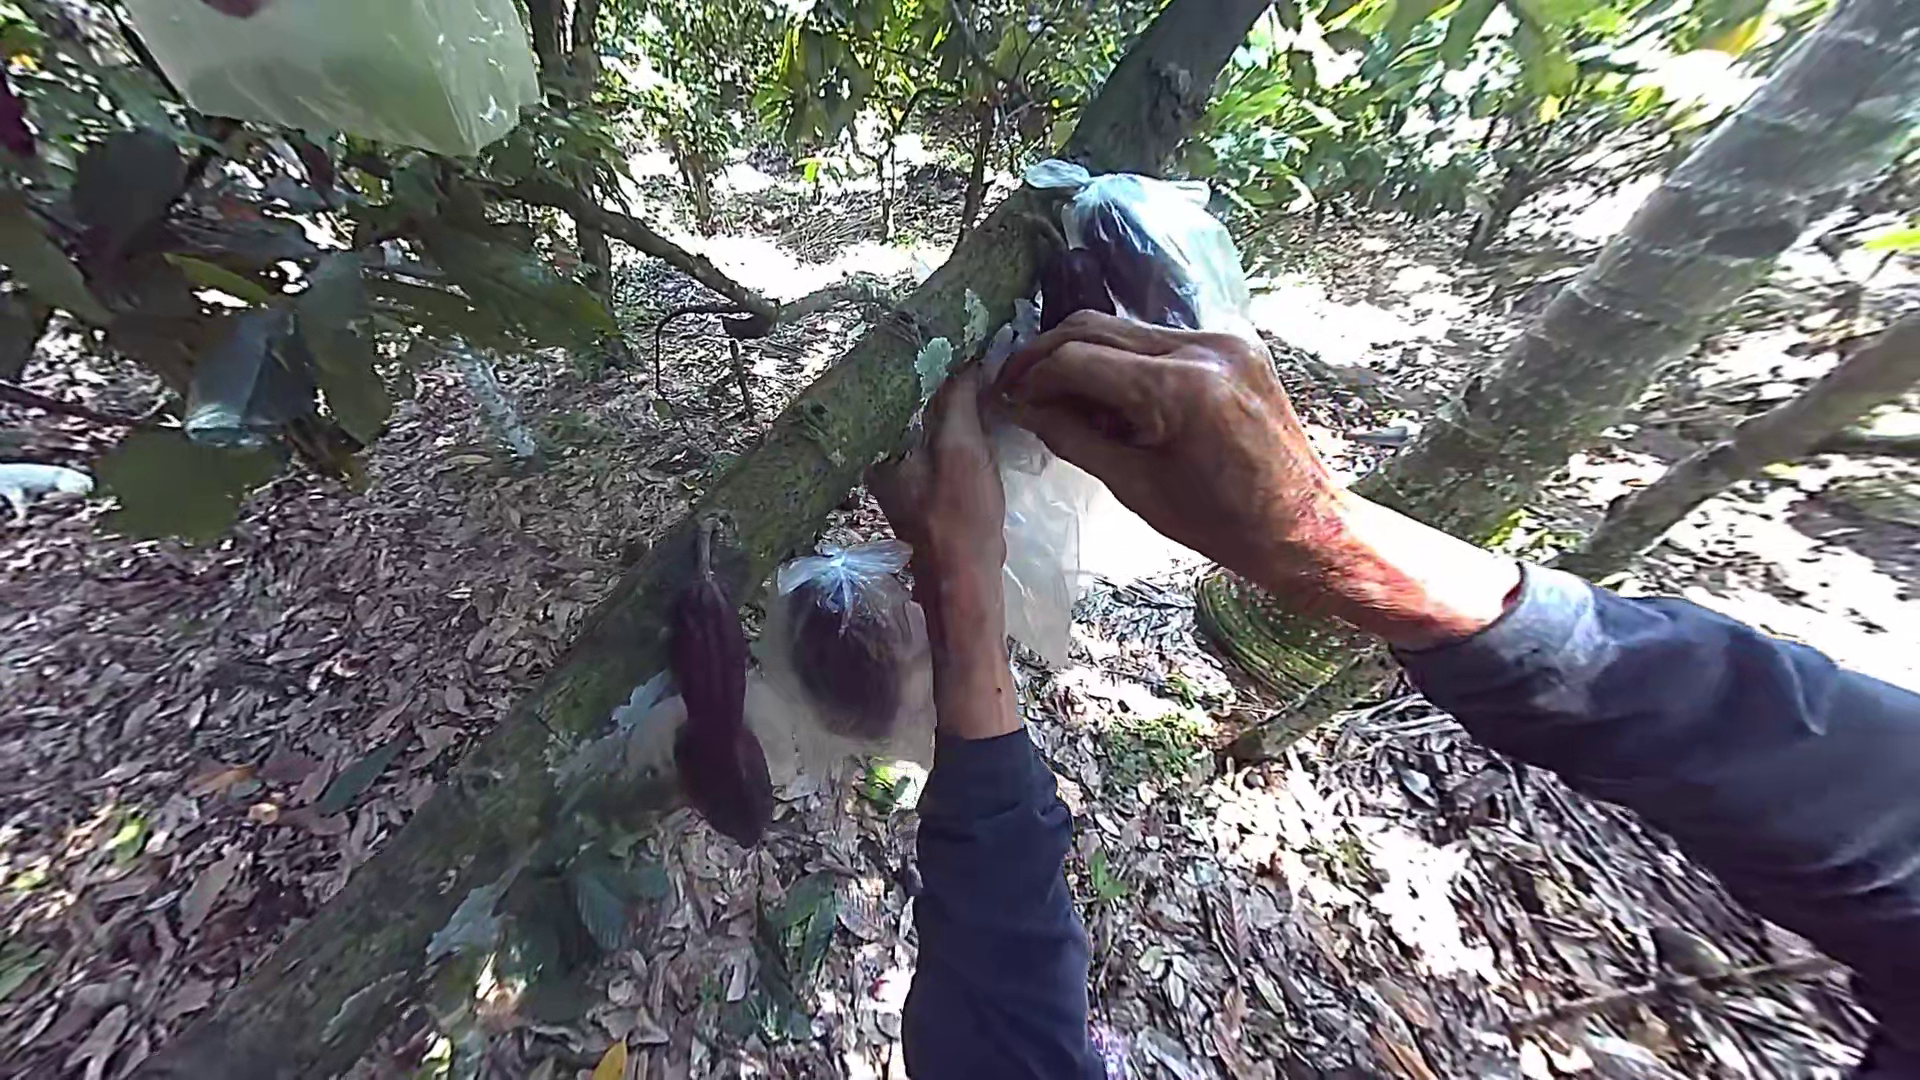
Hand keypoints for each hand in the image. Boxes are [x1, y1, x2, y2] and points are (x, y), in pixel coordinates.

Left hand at [871, 366, 1017, 737]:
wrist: (965, 582)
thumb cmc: (960, 519)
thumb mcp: (963, 450)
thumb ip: (959, 401)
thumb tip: (964, 357)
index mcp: (878, 443)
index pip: (891, 380)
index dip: (921, 353)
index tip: (950, 328)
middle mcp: (879, 453)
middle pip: (905, 397)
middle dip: (936, 370)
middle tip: (968, 342)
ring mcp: (899, 469)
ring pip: (921, 417)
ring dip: (947, 393)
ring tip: (974, 364)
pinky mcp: (920, 482)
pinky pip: (933, 436)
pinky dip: (952, 419)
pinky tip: (973, 405)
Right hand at [994, 312, 1516, 647]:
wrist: (1304, 523)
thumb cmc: (1218, 523)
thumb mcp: (1133, 486)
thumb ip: (1072, 437)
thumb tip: (1024, 408)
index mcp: (1179, 390)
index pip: (1077, 359)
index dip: (1032, 377)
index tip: (1008, 398)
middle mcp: (1201, 347)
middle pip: (1095, 327)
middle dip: (1047, 355)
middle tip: (1019, 387)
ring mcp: (1221, 338)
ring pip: (1123, 328)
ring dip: (1081, 357)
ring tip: (1061, 399)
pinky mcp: (1230, 344)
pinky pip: (1154, 340)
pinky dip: (1119, 361)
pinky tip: (1108, 397)